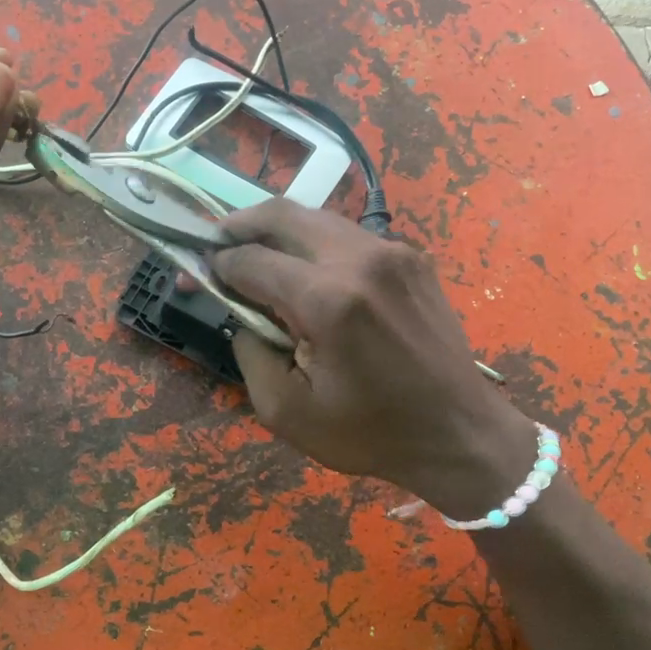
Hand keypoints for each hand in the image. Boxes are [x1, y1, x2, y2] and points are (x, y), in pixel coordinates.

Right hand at [204, 199, 537, 517]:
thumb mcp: (286, 412)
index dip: (213, 265)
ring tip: (253, 256)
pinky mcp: (412, 260)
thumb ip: (250, 355)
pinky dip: (314, 245)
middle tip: (213, 243)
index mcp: (327, 301)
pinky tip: (303, 273)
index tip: (192, 274)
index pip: (251, 259)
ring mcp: (393, 253)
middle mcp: (361, 260)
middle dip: (239, 225)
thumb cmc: (369, 434)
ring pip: (317, 219)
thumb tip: (241, 317)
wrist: (458, 434)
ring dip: (278, 232)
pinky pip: (349, 237)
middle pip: (283, 214)